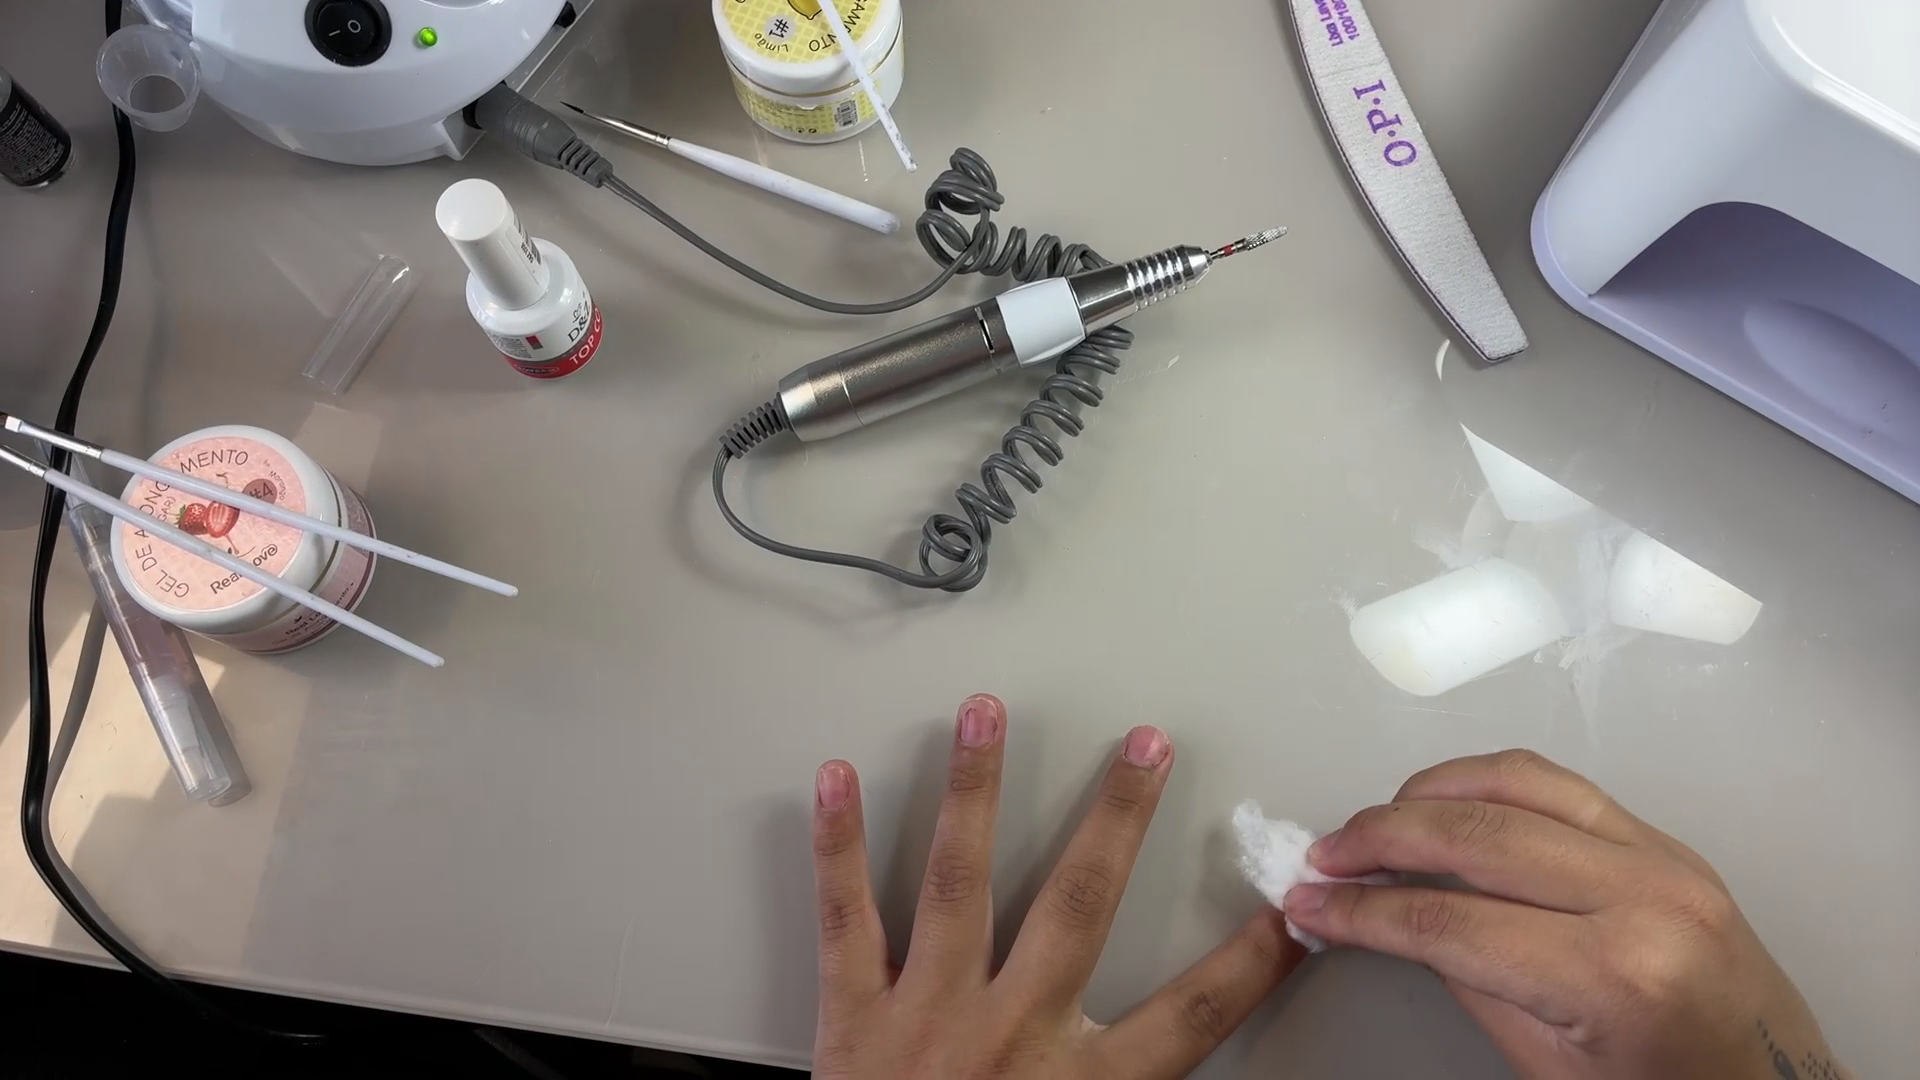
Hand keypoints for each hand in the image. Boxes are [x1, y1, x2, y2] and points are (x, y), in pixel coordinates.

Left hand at [810, 695, 1303, 1078]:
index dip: (1245, 965)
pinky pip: (845, 916)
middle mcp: (1010, 1035)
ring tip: (984, 712)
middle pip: (1079, 906)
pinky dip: (839, 843)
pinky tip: (838, 776)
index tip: (1283, 908)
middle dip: (1117, 819)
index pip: (1188, 1021)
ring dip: (974, 787)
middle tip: (1144, 744)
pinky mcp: (852, 1012)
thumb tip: (1170, 1051)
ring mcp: (927, 1013)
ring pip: (960, 879)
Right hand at [1282, 750, 1849, 1079]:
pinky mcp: (1657, 834)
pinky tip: (1437, 799)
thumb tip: (1365, 904)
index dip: (1359, 910)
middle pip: (1467, 835)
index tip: (1305, 901)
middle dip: (1375, 838)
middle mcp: (1642, 897)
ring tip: (1375, 823)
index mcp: (1617, 977)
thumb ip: (1454, 963)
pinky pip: (1545, 777)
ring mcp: (1659, 853)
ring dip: (1419, 795)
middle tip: (1324, 854)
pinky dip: (1473, 777)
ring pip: (1502, 783)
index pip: (1445, 922)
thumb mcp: (1540, 1054)